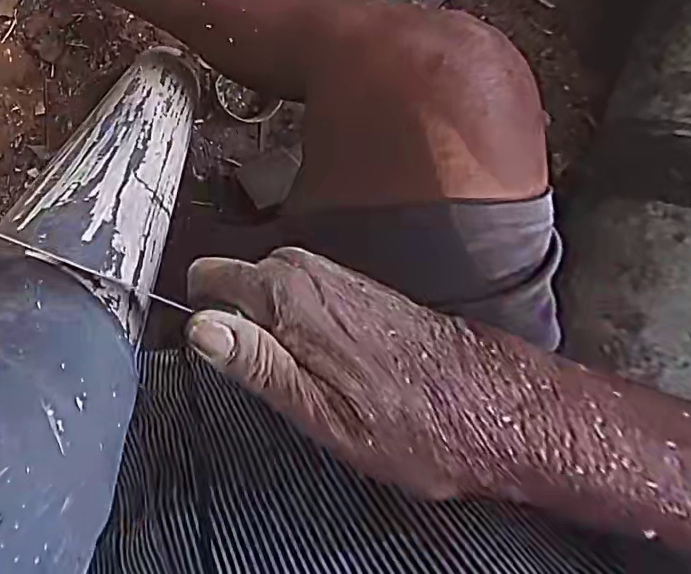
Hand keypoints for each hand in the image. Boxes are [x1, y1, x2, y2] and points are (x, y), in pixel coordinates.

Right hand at [185, 247, 539, 500]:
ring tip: (310, 372)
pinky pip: (288, 290)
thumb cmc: (414, 422)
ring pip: (258, 288)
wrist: (490, 403)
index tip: (228, 357)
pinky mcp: (340, 278)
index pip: (204, 278)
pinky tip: (330, 358)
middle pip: (230, 283)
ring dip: (269, 325)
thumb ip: (255, 362)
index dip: (206, 319)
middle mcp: (298, 268)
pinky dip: (293, 320)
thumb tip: (200, 328)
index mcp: (284, 295)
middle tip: (280, 378)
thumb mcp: (323, 413)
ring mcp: (322, 269)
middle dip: (240, 325)